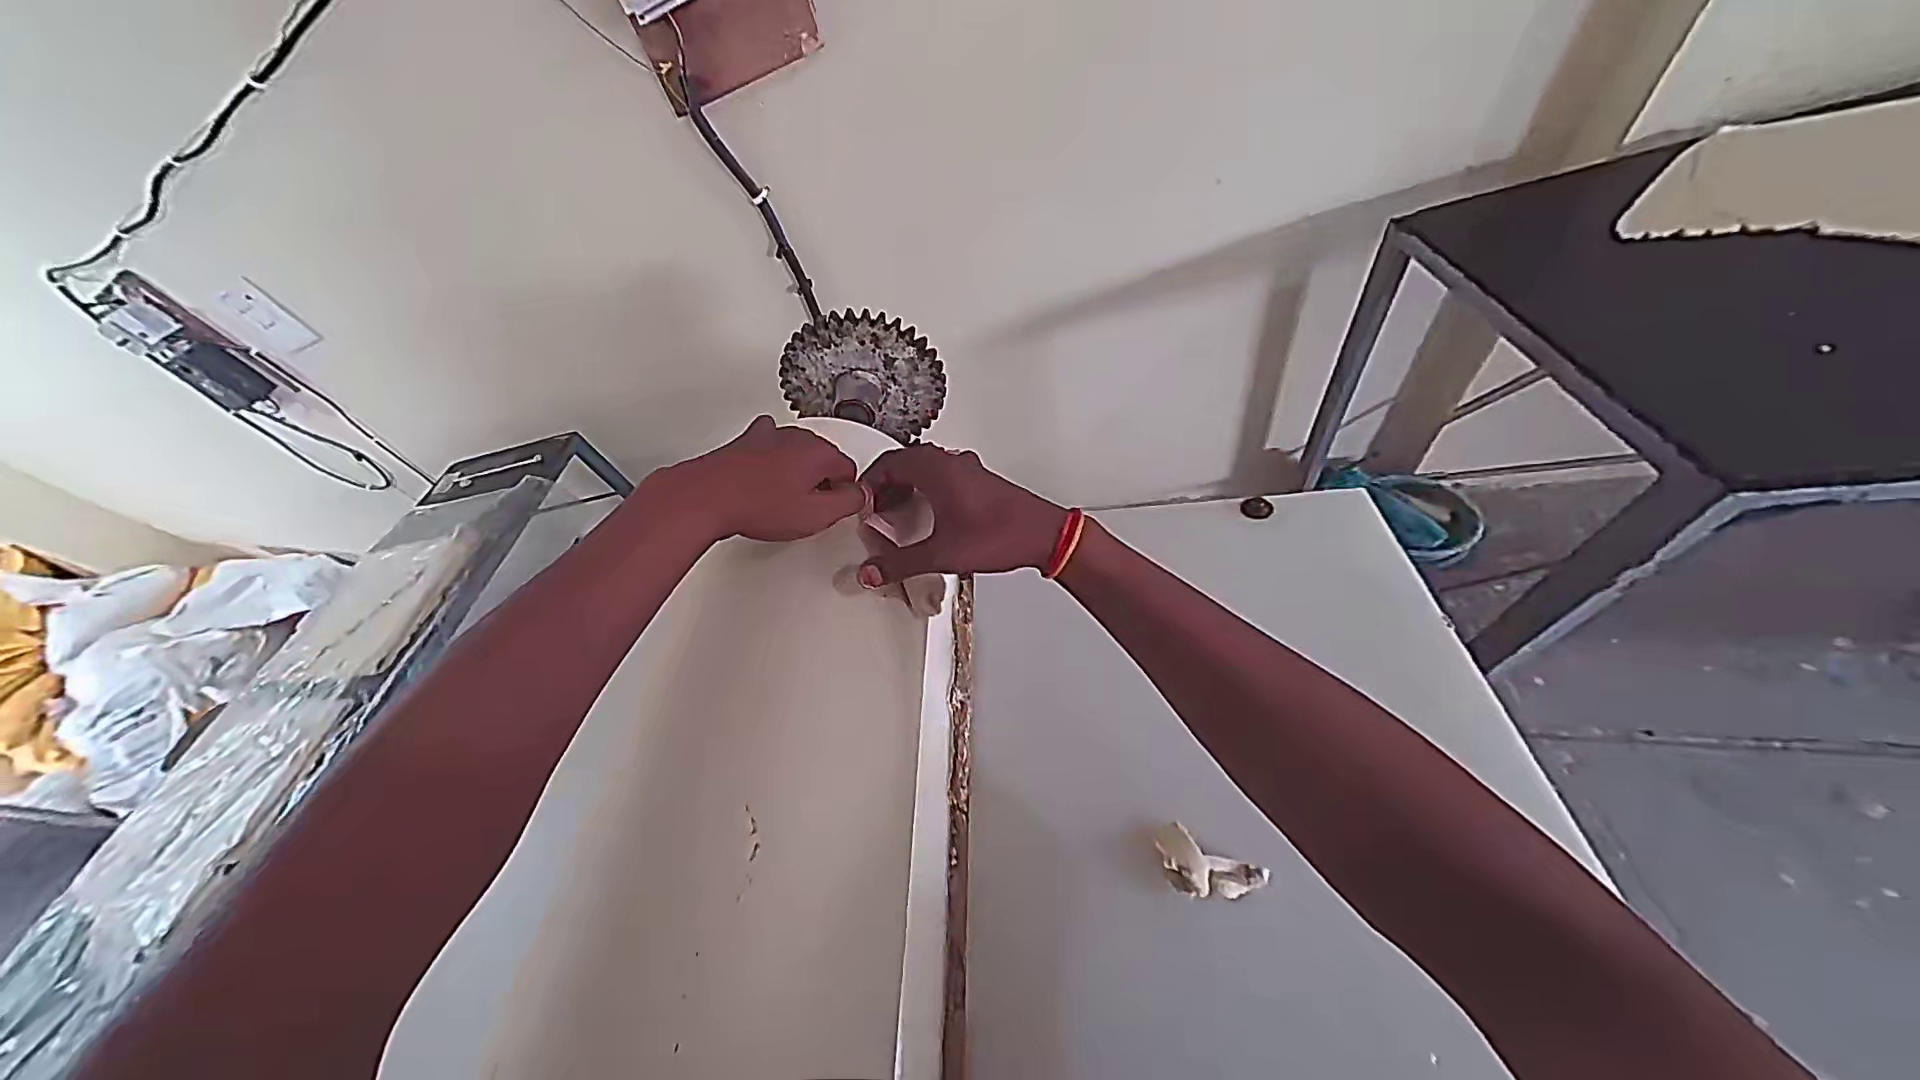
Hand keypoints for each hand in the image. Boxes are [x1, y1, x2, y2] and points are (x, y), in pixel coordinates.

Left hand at [649, 416, 865, 542]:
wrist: (706, 497)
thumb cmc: (755, 504)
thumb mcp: (816, 515)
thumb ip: (847, 503)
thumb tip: (859, 495)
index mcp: (819, 452)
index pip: (849, 470)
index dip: (845, 493)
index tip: (835, 507)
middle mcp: (796, 437)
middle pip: (824, 459)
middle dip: (822, 481)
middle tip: (809, 508)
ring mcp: (769, 436)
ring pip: (797, 453)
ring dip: (796, 472)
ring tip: (783, 499)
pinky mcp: (746, 442)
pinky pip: (769, 448)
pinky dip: (772, 460)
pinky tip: (766, 476)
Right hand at [856, 443, 1067, 585]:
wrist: (1044, 535)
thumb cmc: (1003, 534)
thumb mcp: (942, 554)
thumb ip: (900, 564)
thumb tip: (873, 572)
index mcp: (936, 470)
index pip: (888, 463)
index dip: (868, 484)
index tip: (861, 503)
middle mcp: (952, 463)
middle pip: (904, 463)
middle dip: (885, 485)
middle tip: (875, 509)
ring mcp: (968, 470)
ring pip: (925, 468)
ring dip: (906, 486)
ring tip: (897, 513)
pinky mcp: (979, 482)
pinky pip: (942, 477)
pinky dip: (926, 490)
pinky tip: (929, 516)